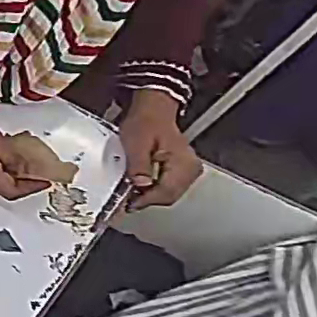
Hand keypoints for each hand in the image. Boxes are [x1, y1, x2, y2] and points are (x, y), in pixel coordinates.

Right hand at [0, 90, 51, 199]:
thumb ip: (10, 155)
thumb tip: (26, 168)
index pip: (13, 191)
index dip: (32, 188)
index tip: (45, 179)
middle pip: (4, 189)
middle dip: (23, 182)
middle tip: (37, 170)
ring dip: (10, 175)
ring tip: (22, 160)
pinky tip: (2, 155)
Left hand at [118, 92, 203, 209]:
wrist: (151, 112)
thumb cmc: (145, 123)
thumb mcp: (135, 143)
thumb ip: (139, 165)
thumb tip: (140, 184)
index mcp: (184, 162)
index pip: (167, 192)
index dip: (145, 200)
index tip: (128, 203)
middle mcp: (190, 169)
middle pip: (168, 196)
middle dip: (146, 199)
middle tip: (126, 199)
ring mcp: (187, 171)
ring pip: (168, 194)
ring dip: (149, 195)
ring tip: (131, 191)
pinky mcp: (180, 172)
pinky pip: (167, 187)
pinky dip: (153, 189)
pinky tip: (140, 185)